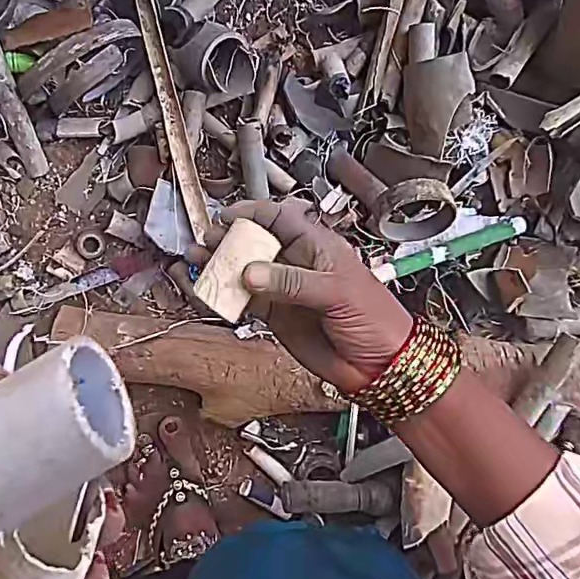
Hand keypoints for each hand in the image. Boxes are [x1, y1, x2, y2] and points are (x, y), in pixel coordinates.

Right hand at [221, 199, 413, 394]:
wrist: (381, 365)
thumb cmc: (376, 319)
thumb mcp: (338, 292)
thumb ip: (293, 282)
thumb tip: (252, 272)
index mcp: (319, 247)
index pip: (280, 219)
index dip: (253, 213)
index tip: (227, 216)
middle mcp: (299, 264)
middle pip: (257, 243)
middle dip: (229, 239)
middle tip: (207, 242)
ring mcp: (286, 290)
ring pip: (246, 271)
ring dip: (222, 266)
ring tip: (199, 263)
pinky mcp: (278, 316)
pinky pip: (246, 301)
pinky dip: (226, 297)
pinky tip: (210, 293)